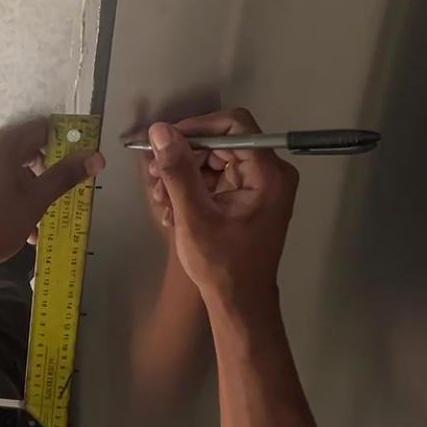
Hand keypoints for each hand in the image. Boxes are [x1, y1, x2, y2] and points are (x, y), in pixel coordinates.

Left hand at [0, 117, 105, 278]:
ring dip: (22, 189)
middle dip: (41, 173)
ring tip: (32, 221)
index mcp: (0, 145)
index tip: (74, 163)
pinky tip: (9, 221)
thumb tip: (95, 157)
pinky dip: (2, 193)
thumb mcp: (35, 203)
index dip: (62, 143)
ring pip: (3, 168)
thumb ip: (64, 176)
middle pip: (21, 149)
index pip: (40, 129)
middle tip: (52, 198)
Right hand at [145, 108, 297, 314]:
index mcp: (268, 174)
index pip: (234, 126)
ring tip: (161, 198)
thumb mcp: (194, 215)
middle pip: (222, 142)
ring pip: (216, 160)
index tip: (165, 141)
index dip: (196, 127)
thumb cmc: (222, 263)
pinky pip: (218, 178)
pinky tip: (173, 208)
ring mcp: (261, 186)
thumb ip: (178, 169)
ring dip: (184, 174)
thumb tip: (160, 131)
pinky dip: (193, 188)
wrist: (239, 301)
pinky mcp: (249, 198)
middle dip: (185, 156)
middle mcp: (271, 173)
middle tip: (155, 174)